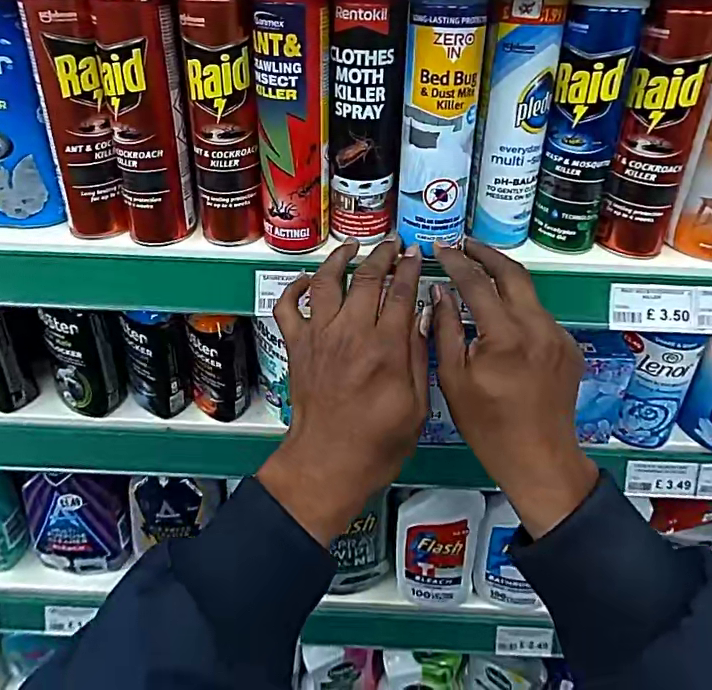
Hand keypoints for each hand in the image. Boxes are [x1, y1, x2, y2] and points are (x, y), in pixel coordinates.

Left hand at [256, 239, 427, 543]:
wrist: (325, 466)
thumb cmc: (377, 443)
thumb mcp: (416, 405)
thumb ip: (418, 354)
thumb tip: (423, 314)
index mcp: (385, 347)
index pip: (401, 291)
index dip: (410, 267)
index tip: (415, 253)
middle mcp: (351, 333)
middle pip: (367, 278)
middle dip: (383, 255)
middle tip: (393, 244)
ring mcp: (319, 336)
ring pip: (328, 281)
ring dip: (340, 258)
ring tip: (352, 246)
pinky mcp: (297, 346)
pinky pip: (287, 307)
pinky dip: (296, 288)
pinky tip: (309, 279)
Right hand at [431, 240, 598, 537]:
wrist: (541, 460)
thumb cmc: (489, 427)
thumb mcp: (454, 380)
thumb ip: (445, 330)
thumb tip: (440, 291)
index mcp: (504, 335)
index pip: (476, 282)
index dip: (455, 260)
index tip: (440, 247)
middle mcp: (536, 327)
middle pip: (512, 272)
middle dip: (486, 253)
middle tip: (464, 243)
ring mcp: (557, 335)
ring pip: (528, 292)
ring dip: (503, 278)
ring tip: (479, 272)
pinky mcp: (568, 346)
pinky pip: (539, 314)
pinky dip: (518, 305)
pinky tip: (502, 314)